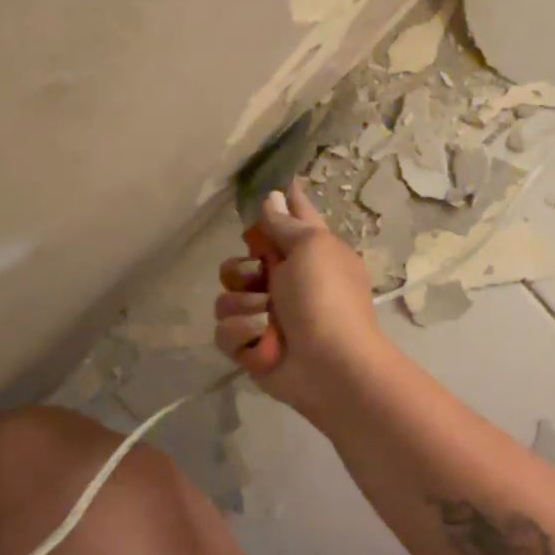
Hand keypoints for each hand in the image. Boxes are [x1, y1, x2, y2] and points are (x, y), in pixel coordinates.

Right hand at [215, 182, 390, 415]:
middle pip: (240, 262)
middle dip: (242, 269)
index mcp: (308, 253)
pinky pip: (224, 330)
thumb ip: (287, 223)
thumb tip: (275, 196)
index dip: (279, 205)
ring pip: (227, 297)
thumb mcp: (312, 246)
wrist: (329, 366)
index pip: (291, 218)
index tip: (267, 188)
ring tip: (267, 318)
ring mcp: (265, 316)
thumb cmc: (326, 299)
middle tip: (260, 276)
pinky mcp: (250, 345)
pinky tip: (262, 342)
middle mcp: (285, 282)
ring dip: (244, 306)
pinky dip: (242, 335)